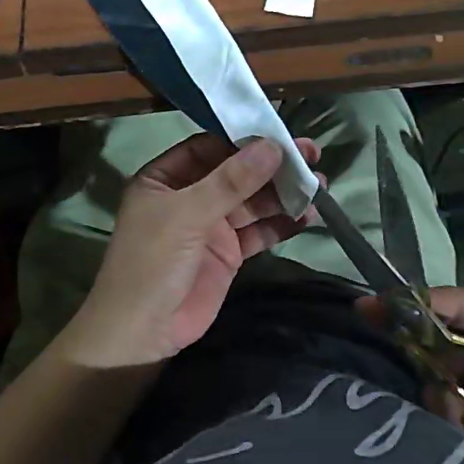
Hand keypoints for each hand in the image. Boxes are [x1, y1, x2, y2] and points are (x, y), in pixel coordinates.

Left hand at [59, 134, 320, 368]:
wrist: (143, 332)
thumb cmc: (152, 263)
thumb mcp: (186, 215)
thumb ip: (230, 182)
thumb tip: (271, 146)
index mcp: (165, 179)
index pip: (208, 147)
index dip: (243, 138)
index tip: (281, 131)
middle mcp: (188, 197)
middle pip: (235, 173)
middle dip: (271, 165)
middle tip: (312, 153)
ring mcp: (210, 226)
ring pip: (252, 202)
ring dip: (283, 193)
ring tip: (320, 183)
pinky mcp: (229, 254)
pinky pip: (259, 231)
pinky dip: (283, 224)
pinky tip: (309, 215)